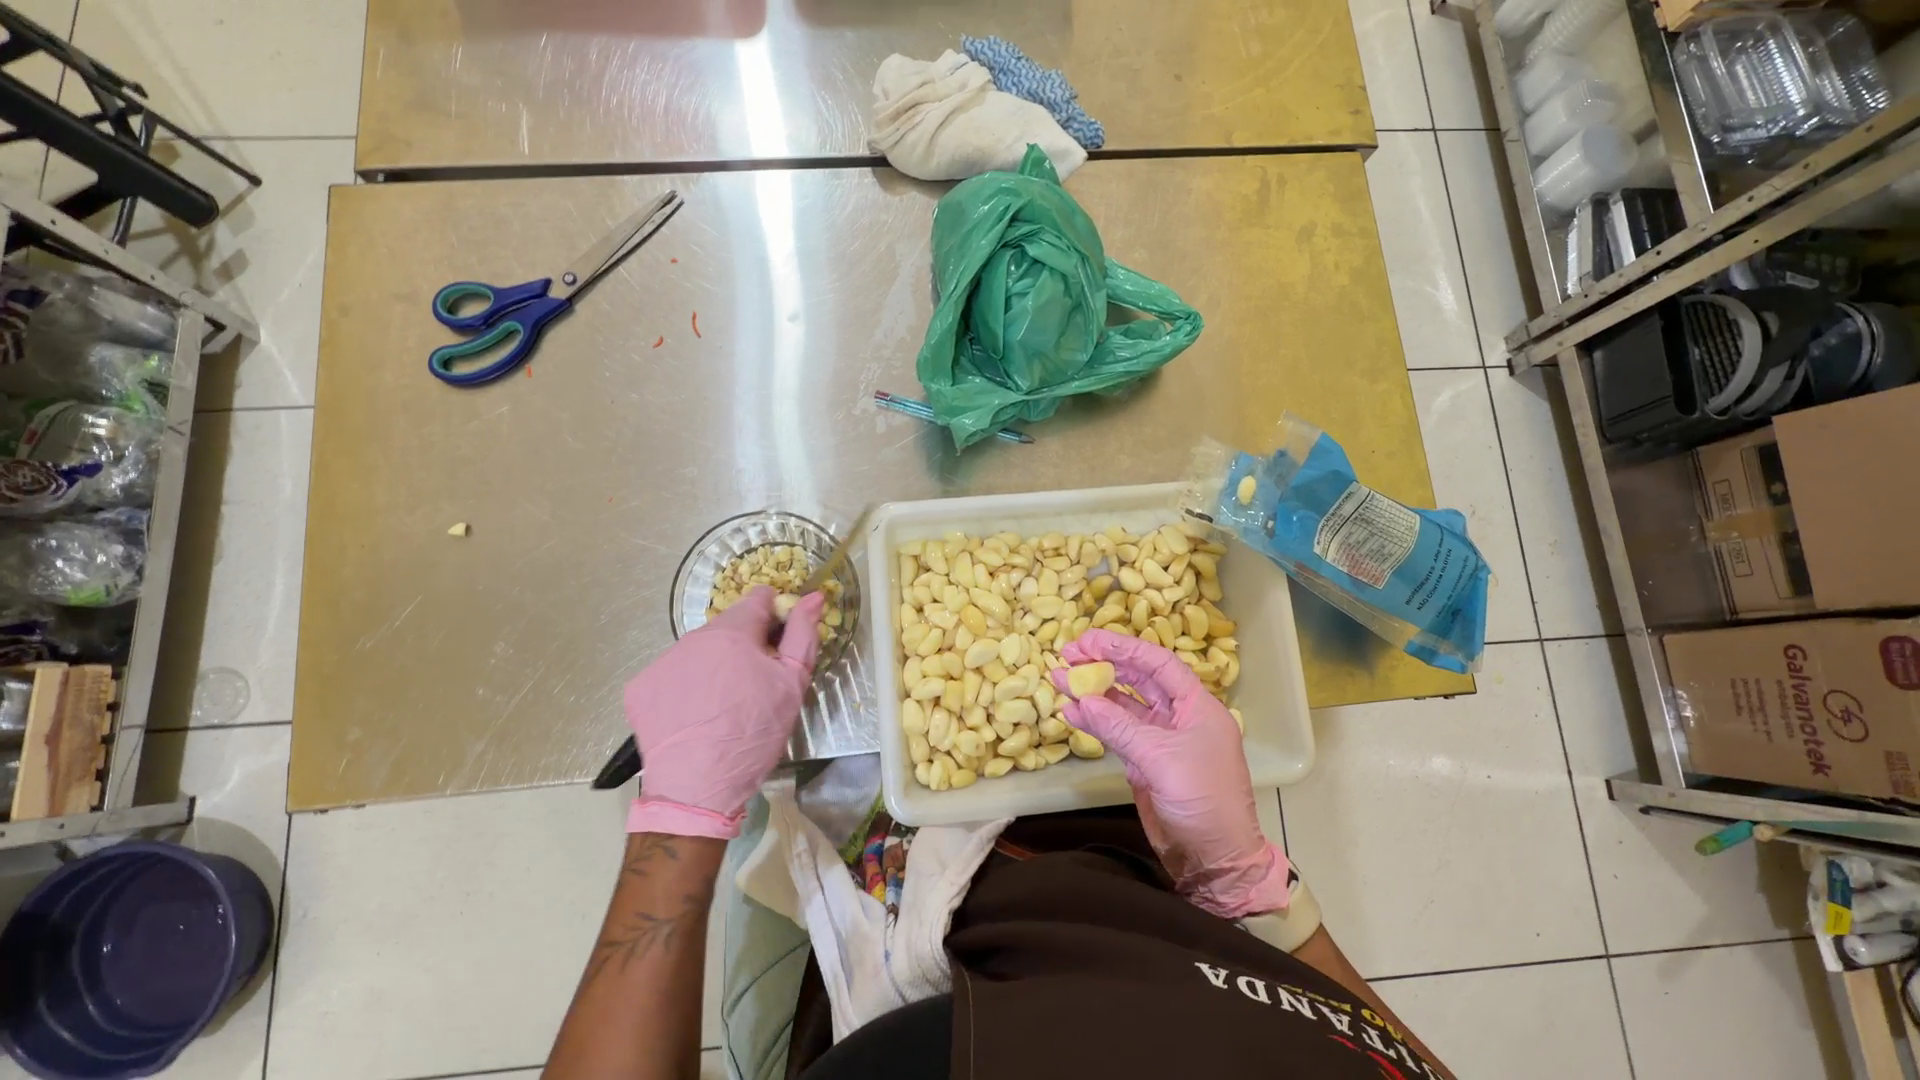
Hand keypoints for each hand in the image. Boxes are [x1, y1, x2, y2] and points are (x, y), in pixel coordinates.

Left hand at [622, 585, 825, 838]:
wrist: (697, 790)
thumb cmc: (753, 736)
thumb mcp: (792, 686)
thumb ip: (802, 636)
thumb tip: (813, 597)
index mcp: (732, 633)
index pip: (757, 599)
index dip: (775, 614)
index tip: (779, 642)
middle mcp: (692, 639)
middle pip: (727, 628)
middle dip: (744, 646)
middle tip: (755, 684)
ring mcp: (661, 662)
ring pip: (699, 652)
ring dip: (715, 666)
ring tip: (724, 705)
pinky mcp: (640, 688)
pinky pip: (672, 675)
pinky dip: (686, 687)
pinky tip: (695, 715)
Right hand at [1052, 628, 1291, 918]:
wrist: (1215, 859)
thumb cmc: (1203, 802)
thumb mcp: (1162, 760)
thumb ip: (1120, 727)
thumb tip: (1081, 700)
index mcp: (1196, 706)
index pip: (1157, 663)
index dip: (1123, 648)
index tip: (1088, 640)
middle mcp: (1178, 717)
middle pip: (1138, 679)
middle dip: (1104, 665)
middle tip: (1068, 655)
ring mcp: (1160, 740)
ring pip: (1122, 706)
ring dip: (1093, 692)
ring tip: (1059, 679)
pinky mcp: (1145, 762)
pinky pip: (1115, 733)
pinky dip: (1094, 721)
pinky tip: (1071, 711)